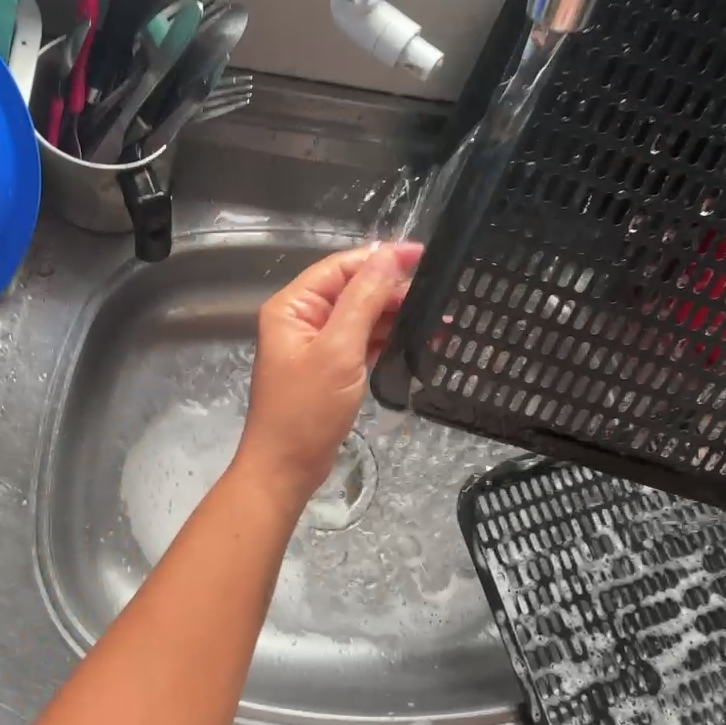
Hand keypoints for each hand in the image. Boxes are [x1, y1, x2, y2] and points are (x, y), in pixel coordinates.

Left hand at [234, 243, 421, 506]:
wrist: (286, 468)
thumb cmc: (306, 410)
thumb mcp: (338, 350)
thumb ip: (363, 300)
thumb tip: (386, 257)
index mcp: (293, 306)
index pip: (340, 267)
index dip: (380, 257)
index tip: (421, 255)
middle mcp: (303, 319)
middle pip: (352, 289)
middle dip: (392, 289)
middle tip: (438, 294)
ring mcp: (316, 344)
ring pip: (361, 316)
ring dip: (395, 315)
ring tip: (439, 318)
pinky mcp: (330, 368)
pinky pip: (362, 342)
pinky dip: (388, 340)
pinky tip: (419, 340)